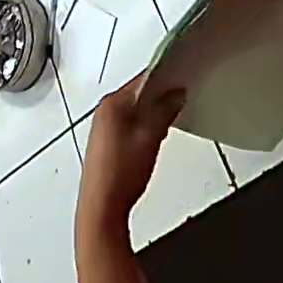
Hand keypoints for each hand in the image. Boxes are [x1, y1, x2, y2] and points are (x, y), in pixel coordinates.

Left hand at [78, 72, 184, 232]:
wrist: (101, 206)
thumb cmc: (120, 174)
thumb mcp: (150, 137)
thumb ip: (164, 111)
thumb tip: (175, 95)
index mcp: (112, 103)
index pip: (142, 79)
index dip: (164, 77)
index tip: (181, 77)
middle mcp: (104, 109)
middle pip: (137, 92)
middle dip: (159, 94)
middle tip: (180, 96)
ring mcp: (104, 124)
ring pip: (134, 107)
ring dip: (152, 109)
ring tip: (171, 115)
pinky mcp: (106, 138)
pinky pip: (129, 120)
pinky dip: (143, 121)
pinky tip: (155, 133)